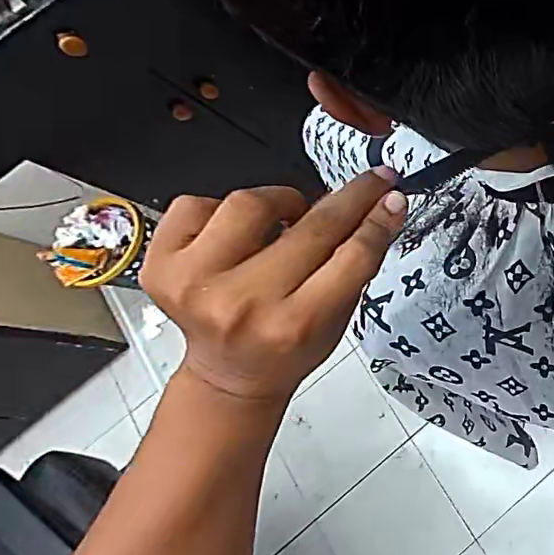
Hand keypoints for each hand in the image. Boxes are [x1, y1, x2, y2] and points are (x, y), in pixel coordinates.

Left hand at [140, 170, 405, 402]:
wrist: (231, 371)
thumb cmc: (289, 346)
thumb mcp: (340, 316)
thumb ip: (357, 263)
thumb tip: (381, 208)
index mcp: (297, 323)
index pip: (352, 255)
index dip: (378, 219)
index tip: (392, 196)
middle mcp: (243, 303)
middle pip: (313, 227)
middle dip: (351, 198)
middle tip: (371, 182)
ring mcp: (196, 282)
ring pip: (252, 203)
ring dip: (284, 202)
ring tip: (292, 218)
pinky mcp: (161, 265)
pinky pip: (198, 204)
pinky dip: (227, 208)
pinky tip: (242, 232)